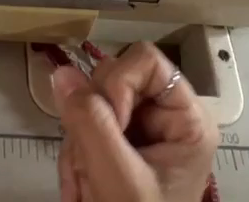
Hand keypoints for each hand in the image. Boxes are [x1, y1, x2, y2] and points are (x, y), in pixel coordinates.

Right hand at [53, 43, 219, 201]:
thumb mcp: (117, 180)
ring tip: (86, 185)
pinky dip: (75, 155)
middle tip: (90, 164)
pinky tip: (82, 188)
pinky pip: (84, 123)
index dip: (119, 82)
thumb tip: (61, 72)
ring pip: (92, 100)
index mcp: (186, 120)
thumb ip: (91, 123)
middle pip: (114, 77)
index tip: (108, 123)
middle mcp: (166, 116)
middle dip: (92, 119)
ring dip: (79, 143)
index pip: (146, 60)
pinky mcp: (120, 143)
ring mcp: (141, 129)